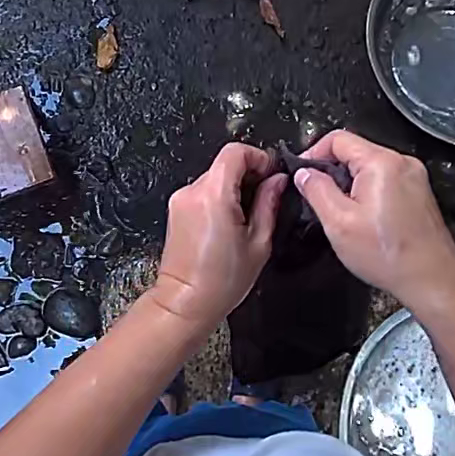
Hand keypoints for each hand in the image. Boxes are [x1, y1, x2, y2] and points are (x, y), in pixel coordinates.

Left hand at [149, 143, 286, 324]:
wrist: (185, 303)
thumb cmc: (220, 282)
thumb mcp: (259, 242)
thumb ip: (269, 204)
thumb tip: (277, 181)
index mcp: (214, 196)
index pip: (235, 152)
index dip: (258, 157)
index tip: (271, 173)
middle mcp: (192, 192)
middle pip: (225, 164)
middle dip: (248, 174)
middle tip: (266, 197)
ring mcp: (181, 200)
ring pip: (214, 177)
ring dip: (233, 187)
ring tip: (248, 216)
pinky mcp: (177, 210)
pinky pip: (203, 192)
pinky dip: (219, 198)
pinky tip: (230, 223)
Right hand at [293, 130, 454, 313]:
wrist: (432, 281)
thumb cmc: (391, 256)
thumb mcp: (338, 223)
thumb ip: (316, 191)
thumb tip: (304, 174)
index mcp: (382, 163)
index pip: (338, 139)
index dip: (313, 153)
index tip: (303, 174)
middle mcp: (402, 163)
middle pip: (354, 151)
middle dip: (331, 171)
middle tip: (318, 198)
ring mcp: (413, 177)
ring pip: (368, 167)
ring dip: (349, 184)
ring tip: (343, 214)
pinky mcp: (417, 193)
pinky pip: (384, 181)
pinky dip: (367, 193)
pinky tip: (364, 220)